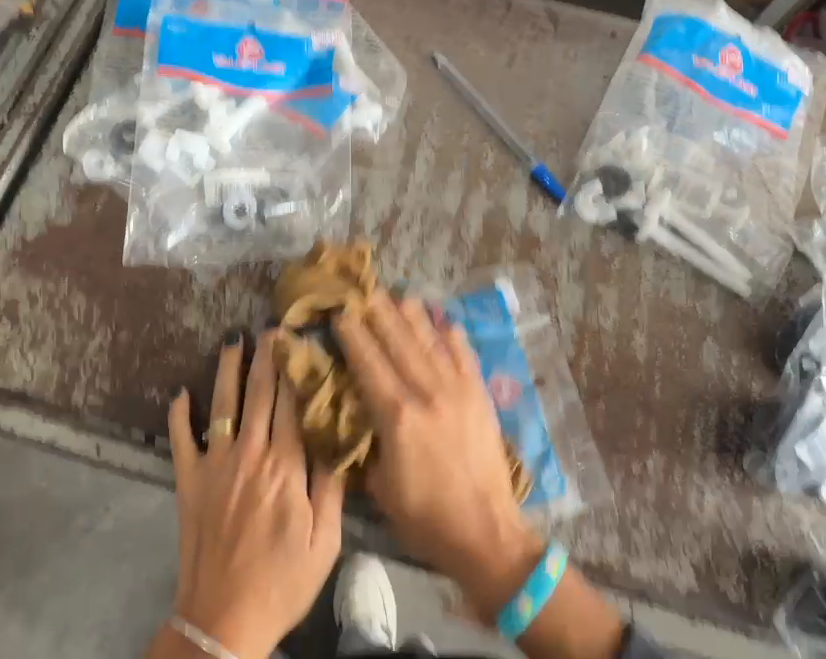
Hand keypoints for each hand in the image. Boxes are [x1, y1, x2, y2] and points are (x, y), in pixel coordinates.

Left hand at [166, 332, 345, 657]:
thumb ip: (332, 487)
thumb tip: (340, 438)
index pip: (294, 404)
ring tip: (233, 341)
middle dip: (266, 357)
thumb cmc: (282, 583)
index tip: (301, 340)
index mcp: (286, 467)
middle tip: (270, 327)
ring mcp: (215, 465)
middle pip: (260, 394)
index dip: (298, 369)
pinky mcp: (188, 482)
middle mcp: (250, 455)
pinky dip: (179, 414)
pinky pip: (181, 439)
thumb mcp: (324, 542)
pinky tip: (180, 392)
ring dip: (228, 370)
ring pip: (223, 405)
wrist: (223, 618)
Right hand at [336, 292, 544, 618]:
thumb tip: (354, 413)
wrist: (485, 534)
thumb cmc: (424, 518)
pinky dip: (452, 335)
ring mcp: (458, 391)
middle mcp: (426, 392)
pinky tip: (443, 318)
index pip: (368, 362)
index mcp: (397, 415)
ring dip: (412, 316)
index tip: (339, 311)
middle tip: (363, 291)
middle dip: (378, 313)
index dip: (352, 334)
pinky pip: (464, 355)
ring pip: (430, 341)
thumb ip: (366, 442)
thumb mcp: (379, 485)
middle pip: (398, 341)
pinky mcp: (480, 397)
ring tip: (397, 295)